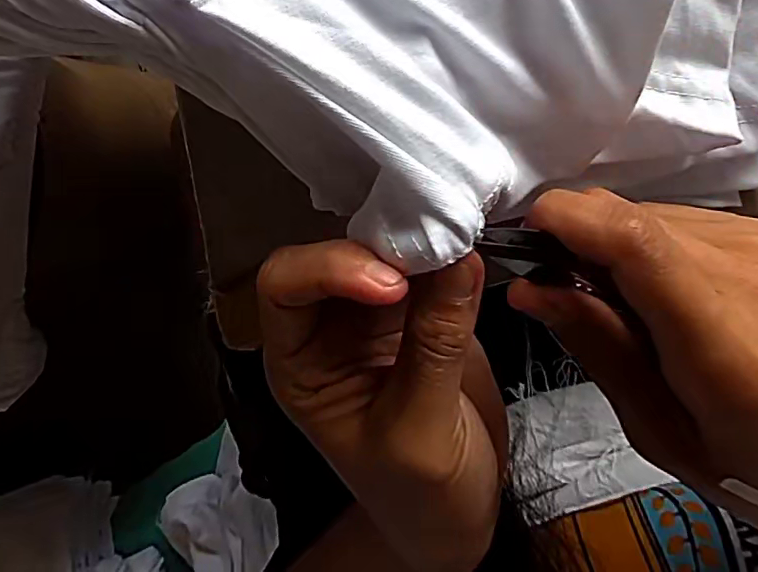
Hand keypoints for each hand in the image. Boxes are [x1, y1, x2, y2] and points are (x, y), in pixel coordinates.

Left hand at [259, 243, 505, 571]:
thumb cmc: (419, 498)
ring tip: (458, 244)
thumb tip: (459, 262)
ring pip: (389, 249)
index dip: (330, 269)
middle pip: (341, 253)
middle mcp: (335, 327)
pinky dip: (452, 254)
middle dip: (384, 245)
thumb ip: (436, 347)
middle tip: (434, 246)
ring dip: (423, 242)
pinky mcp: (428, 307)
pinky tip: (471, 256)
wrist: (459, 515)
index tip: (390, 285)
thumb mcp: (419, 435)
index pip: (286, 285)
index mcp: (303, 362)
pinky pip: (434, 264)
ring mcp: (383, 314)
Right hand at [505, 190, 757, 551]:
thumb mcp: (663, 434)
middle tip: (549, 274)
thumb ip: (598, 347)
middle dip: (576, 231)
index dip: (572, 221)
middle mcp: (754, 277)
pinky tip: (649, 286)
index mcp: (735, 353)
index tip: (522, 229)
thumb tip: (529, 287)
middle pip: (636, 218)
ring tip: (607, 294)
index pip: (641, 247)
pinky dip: (639, 242)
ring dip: (608, 240)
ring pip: (647, 211)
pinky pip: (672, 218)